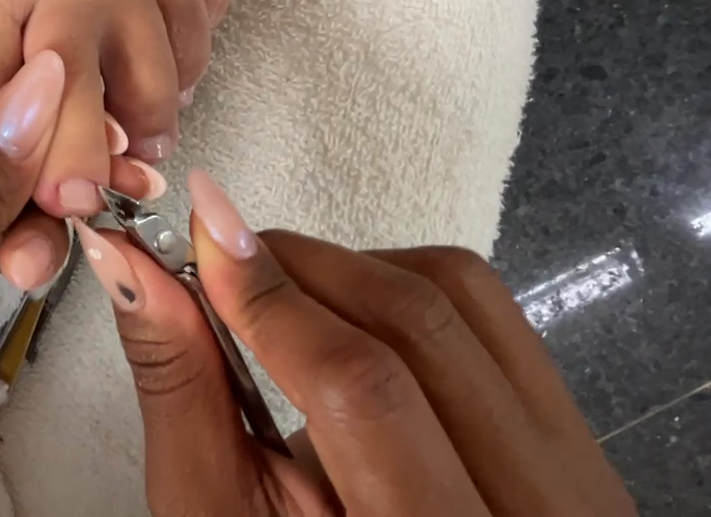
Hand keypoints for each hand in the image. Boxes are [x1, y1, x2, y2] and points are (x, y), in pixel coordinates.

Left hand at [0, 0, 232, 245]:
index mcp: (52, 21)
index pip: (66, 148)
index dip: (55, 198)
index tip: (43, 231)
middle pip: (140, 109)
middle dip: (116, 157)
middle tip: (99, 185)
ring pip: (183, 54)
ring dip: (159, 98)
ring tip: (136, 126)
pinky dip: (194, 29)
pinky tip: (176, 34)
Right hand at [77, 171, 635, 516]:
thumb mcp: (208, 506)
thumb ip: (177, 381)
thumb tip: (129, 257)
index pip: (361, 387)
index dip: (267, 292)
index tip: (198, 223)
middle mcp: (545, 512)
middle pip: (419, 319)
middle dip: (297, 265)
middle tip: (219, 264)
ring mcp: (581, 477)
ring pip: (463, 296)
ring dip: (349, 268)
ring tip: (281, 303)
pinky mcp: (577, 438)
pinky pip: (490, 314)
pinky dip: (398, 284)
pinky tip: (345, 325)